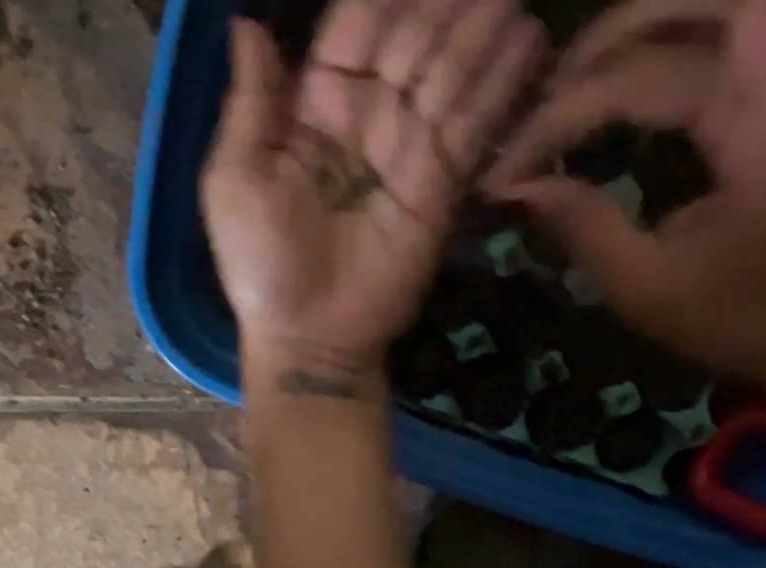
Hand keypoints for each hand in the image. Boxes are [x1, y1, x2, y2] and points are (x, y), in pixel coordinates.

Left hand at [201, 2, 546, 398]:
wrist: (308, 337)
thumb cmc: (261, 262)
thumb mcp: (236, 177)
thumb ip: (251, 101)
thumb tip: (249, 24)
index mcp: (313, 108)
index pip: (356, 32)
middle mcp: (366, 119)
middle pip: (411, 45)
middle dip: (448, 9)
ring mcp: (407, 152)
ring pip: (448, 77)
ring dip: (482, 36)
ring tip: (514, 1)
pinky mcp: (440, 188)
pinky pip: (470, 127)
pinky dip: (499, 88)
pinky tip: (528, 44)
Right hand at [485, 0, 765, 385]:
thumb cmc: (748, 321)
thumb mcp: (653, 291)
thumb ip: (585, 229)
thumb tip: (515, 188)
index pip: (653, 78)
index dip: (573, 111)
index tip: (515, 168)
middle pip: (716, 0)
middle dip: (620, 29)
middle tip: (555, 86)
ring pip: (722, 8)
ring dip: (644, 28)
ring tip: (578, 80)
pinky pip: (724, 41)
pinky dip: (666, 50)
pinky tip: (622, 89)